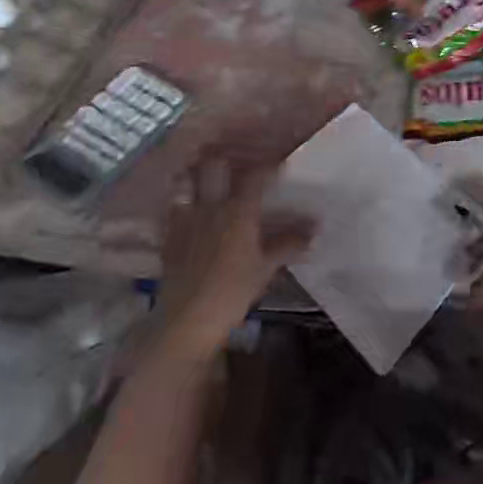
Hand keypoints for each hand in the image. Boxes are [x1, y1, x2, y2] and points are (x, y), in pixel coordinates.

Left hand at [156, 160, 312, 345]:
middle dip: (224, 162)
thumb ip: (289, 244)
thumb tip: (315, 230)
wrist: (187, 321)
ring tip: (205, 180)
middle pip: (214, 168)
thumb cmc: (233, 291)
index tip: (279, 167)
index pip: (256, 176)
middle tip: (235, 168)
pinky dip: (180, 204)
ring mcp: (186, 220)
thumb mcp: (266, 267)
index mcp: (239, 211)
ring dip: (196, 178)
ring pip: (186, 183)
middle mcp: (211, 207)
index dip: (269, 168)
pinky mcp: (168, 237)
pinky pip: (172, 209)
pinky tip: (187, 211)